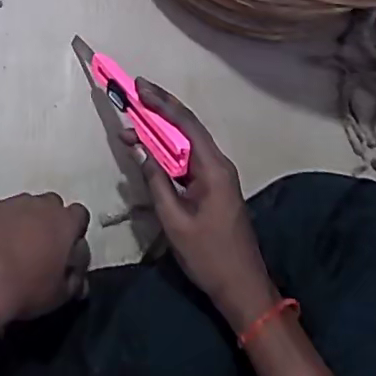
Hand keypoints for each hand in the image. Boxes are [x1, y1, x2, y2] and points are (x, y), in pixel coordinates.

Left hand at [0, 194, 88, 324]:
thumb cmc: (29, 288)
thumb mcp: (60, 295)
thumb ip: (75, 281)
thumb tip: (79, 279)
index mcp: (66, 222)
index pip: (80, 215)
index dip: (74, 231)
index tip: (67, 250)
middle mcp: (44, 205)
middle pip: (54, 205)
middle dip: (52, 221)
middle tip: (44, 247)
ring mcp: (18, 203)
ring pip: (31, 205)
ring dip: (30, 220)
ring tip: (20, 245)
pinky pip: (9, 211)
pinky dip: (9, 222)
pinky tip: (1, 242)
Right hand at [122, 80, 279, 331]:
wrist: (243, 289)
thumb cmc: (209, 256)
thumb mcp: (175, 220)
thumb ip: (155, 180)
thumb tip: (139, 147)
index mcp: (213, 167)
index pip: (185, 123)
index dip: (161, 102)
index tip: (138, 86)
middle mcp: (218, 163)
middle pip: (186, 127)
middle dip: (159, 109)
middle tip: (132, 93)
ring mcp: (217, 175)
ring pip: (186, 142)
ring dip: (160, 131)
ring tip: (133, 121)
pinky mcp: (213, 186)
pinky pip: (188, 159)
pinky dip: (167, 150)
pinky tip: (149, 148)